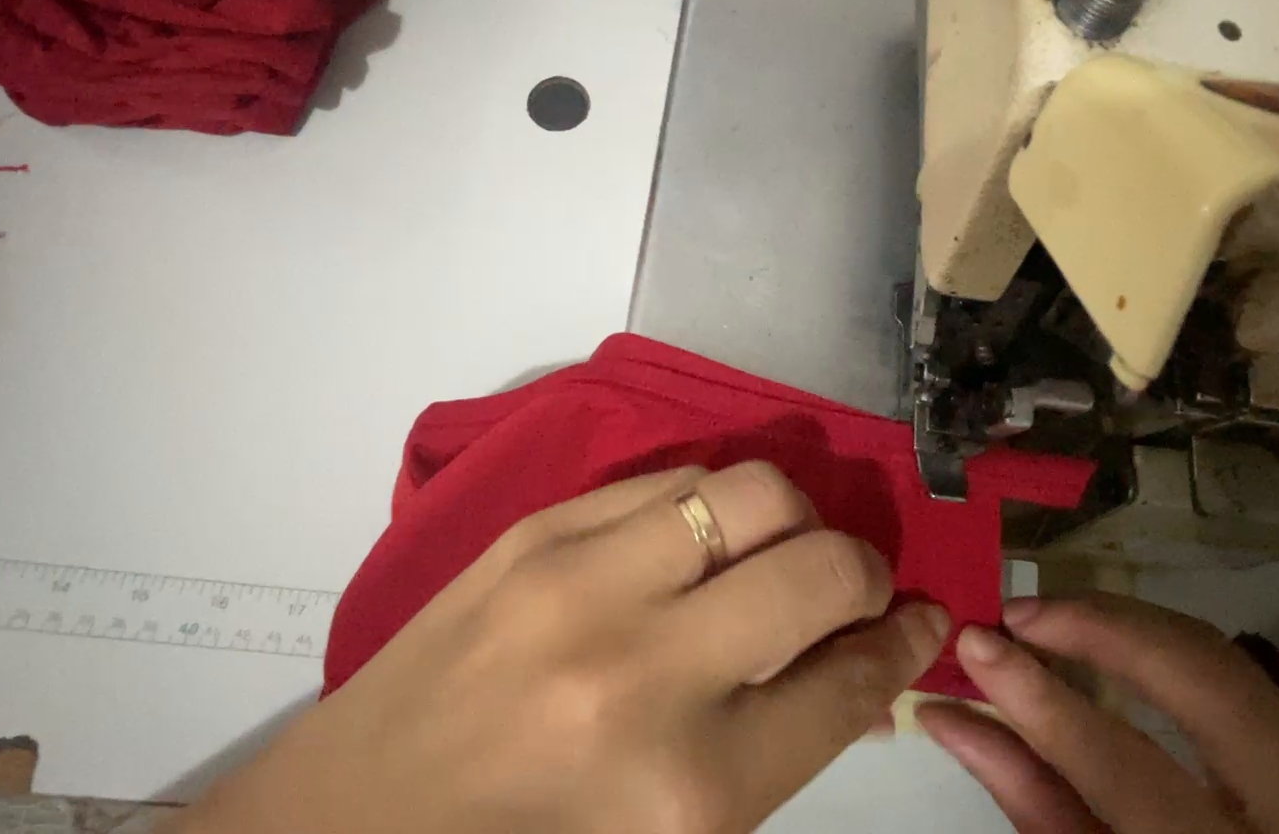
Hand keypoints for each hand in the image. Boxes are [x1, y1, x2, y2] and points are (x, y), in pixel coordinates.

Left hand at [168, 462, 949, 833]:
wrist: (357, 820)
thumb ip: (782, 744)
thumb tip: (867, 662)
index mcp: (688, 788)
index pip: (846, 684)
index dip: (903, 643)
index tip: (922, 618)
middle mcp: (643, 670)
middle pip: (821, 567)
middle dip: (865, 572)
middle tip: (852, 586)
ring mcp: (581, 580)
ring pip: (754, 490)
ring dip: (793, 519)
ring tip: (776, 550)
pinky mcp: (536, 529)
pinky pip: (671, 479)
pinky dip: (711, 505)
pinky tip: (699, 539)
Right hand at [917, 594, 1278, 833]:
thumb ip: (1031, 802)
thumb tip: (951, 718)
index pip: (1126, 767)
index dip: (1042, 698)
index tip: (976, 641)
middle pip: (1203, 675)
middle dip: (1100, 624)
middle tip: (1016, 612)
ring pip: (1221, 656)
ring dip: (1126, 621)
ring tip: (1047, 616)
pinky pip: (1232, 672)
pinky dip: (1158, 642)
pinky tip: (1104, 636)